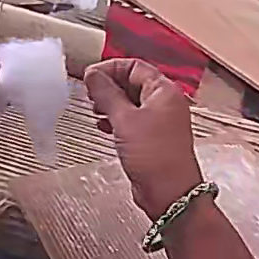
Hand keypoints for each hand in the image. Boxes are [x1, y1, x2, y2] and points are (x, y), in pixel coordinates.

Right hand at [83, 59, 203, 217]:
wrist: (168, 192)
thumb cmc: (155, 157)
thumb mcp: (124, 119)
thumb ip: (106, 94)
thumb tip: (93, 75)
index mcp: (164, 91)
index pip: (134, 66)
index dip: (109, 68)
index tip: (90, 77)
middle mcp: (165, 103)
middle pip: (132, 82)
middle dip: (108, 86)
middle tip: (90, 94)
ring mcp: (159, 121)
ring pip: (130, 101)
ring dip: (110, 103)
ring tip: (95, 110)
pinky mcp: (152, 137)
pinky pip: (131, 119)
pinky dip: (116, 119)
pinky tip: (104, 126)